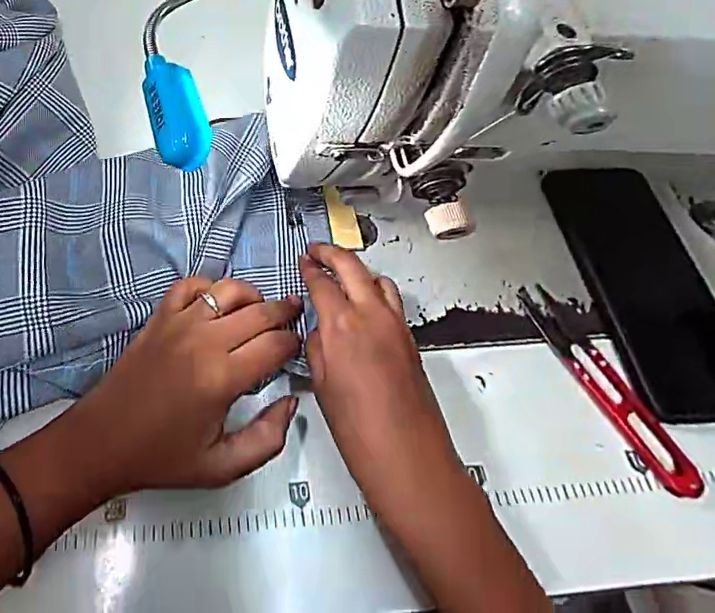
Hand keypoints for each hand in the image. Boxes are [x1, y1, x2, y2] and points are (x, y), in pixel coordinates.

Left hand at [55, 277, 302, 498]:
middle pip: (258, 312)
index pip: (274, 345)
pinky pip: (189, 285)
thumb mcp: (223, 466)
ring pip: (227, 290)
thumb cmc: (163, 455)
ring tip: (261, 308)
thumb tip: (290, 402)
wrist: (106, 438)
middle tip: (294, 316)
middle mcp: (202, 341)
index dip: (294, 343)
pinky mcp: (159, 317)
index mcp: (221, 378)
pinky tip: (218, 302)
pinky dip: (209, 286)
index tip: (298, 348)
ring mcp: (178, 323)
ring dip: (251, 295)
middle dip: (283, 312)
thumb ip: (267, 439)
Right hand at [300, 242, 456, 509]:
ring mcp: (397, 327)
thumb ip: (317, 346)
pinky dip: (375, 291)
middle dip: (331, 253)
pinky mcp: (411, 342)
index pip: (322, 281)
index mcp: (343, 325)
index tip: (303, 261)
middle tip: (317, 251)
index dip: (309, 268)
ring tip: (342, 274)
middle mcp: (373, 317)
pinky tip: (364, 306)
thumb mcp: (322, 385)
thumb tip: (318, 330)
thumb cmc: (362, 433)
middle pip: (352, 266)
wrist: (411, 462)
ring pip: (377, 279)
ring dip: (357, 270)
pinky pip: (391, 302)